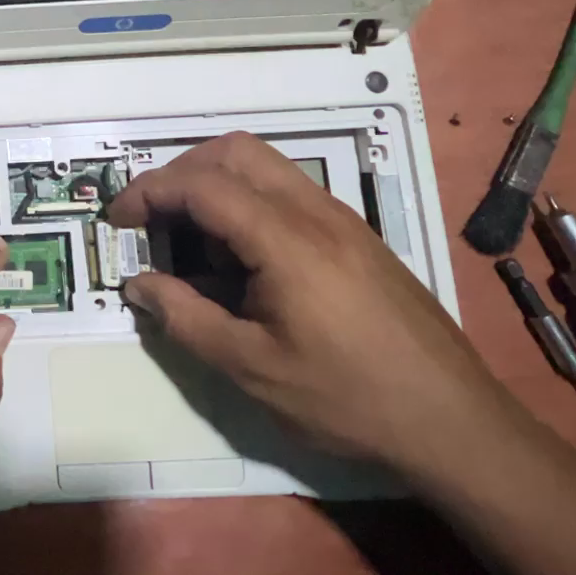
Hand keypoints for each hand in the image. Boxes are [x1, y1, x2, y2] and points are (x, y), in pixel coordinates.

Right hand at [112, 132, 526, 474]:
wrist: (456, 423)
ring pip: (262, 164)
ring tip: (191, 239)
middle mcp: (314, 211)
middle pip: (232, 151)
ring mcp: (340, 217)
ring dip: (213, 183)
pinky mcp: (354, 233)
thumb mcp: (252, 369)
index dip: (150, 192)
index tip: (119, 221)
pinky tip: (239, 257)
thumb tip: (137, 283)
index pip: (202, 184)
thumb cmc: (348, 398)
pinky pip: (285, 190)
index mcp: (287, 240)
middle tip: (152, 218)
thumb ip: (184, 318)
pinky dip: (245, 200)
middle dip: (179, 173)